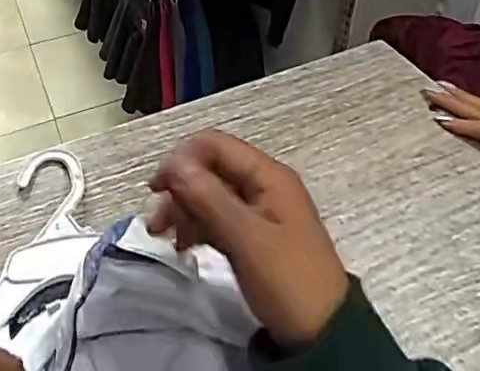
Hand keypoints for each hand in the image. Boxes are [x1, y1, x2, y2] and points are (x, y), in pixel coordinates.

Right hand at [146, 130, 350, 348]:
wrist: (323, 333)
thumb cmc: (287, 279)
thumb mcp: (246, 238)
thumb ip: (209, 198)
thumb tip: (175, 162)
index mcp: (267, 174)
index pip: (217, 145)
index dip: (183, 159)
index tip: (156, 188)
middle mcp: (264, 184)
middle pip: (213, 169)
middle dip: (181, 189)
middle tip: (156, 222)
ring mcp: (261, 210)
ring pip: (213, 195)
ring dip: (186, 209)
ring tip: (164, 237)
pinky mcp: (256, 235)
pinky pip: (220, 218)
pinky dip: (200, 226)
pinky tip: (186, 246)